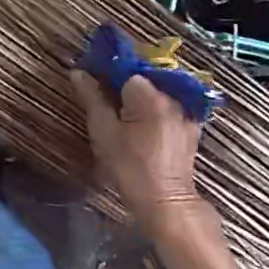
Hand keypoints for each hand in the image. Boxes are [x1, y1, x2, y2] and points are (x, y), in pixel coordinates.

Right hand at [69, 70, 204, 217]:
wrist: (164, 202)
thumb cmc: (129, 167)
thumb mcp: (103, 131)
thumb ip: (92, 97)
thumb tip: (78, 72)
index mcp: (151, 95)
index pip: (126, 67)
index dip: (107, 69)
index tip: (91, 76)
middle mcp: (173, 96)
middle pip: (144, 74)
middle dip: (123, 79)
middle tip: (103, 94)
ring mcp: (186, 110)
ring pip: (157, 88)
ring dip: (138, 91)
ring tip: (119, 107)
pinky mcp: (190, 124)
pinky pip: (168, 102)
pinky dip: (152, 103)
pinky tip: (139, 118)